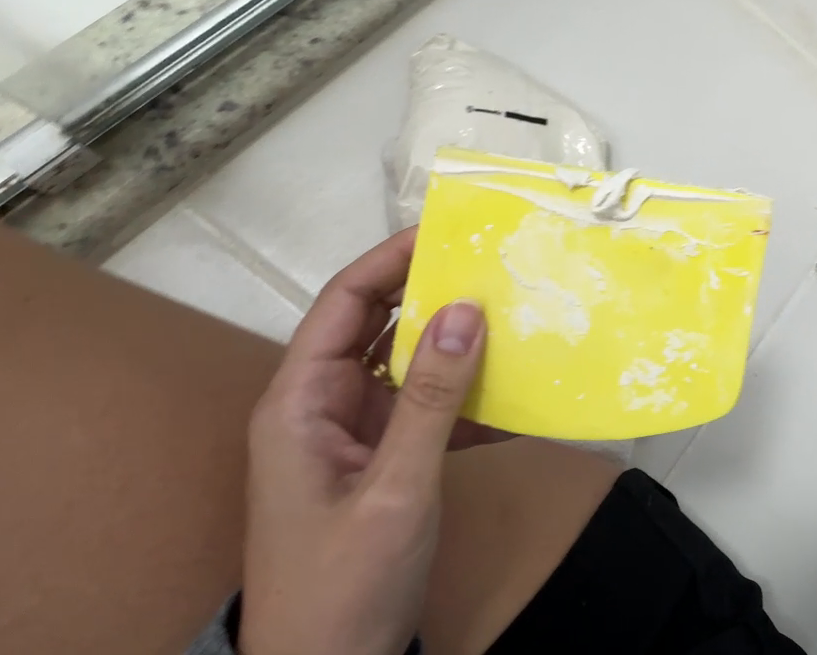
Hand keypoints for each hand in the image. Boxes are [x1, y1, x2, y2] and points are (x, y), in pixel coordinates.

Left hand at [240, 228, 505, 654]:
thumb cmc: (345, 584)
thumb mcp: (396, 489)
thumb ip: (431, 398)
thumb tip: (468, 308)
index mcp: (301, 401)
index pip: (344, 304)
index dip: (391, 260)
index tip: (449, 231)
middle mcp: (323, 405)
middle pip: (378, 325)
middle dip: (433, 294)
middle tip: (496, 265)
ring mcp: (354, 433)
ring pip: (408, 363)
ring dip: (457, 343)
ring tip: (515, 313)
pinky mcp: (383, 459)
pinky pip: (427, 408)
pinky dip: (467, 398)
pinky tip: (514, 394)